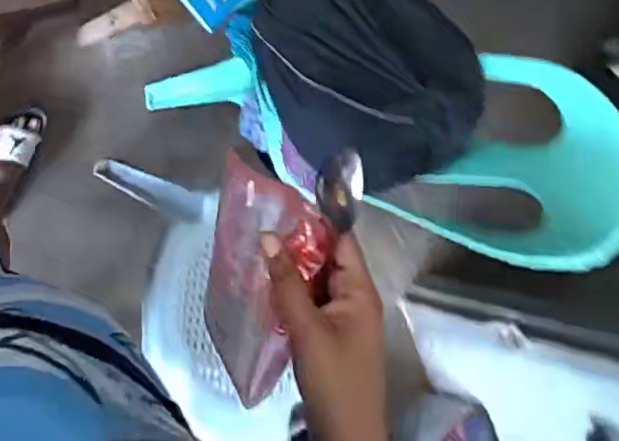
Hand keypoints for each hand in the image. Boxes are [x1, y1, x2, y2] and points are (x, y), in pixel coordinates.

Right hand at [265, 231, 387, 440]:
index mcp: (360, 290)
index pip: (342, 239)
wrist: (348, 439)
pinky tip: (267, 282)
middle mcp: (355, 297)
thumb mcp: (306, 327)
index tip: (284, 200)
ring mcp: (344, 315)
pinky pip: (311, 297)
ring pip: (316, 277)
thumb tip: (267, 233)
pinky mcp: (330, 331)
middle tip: (262, 222)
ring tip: (258, 246)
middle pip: (326, 255)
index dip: (317, 217)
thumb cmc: (334, 379)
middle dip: (297, 240)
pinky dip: (292, 287)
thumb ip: (286, 279)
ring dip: (291, 265)